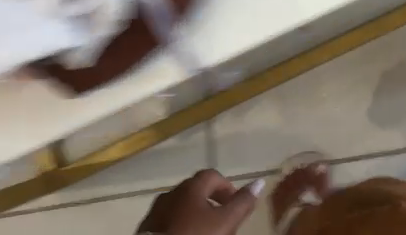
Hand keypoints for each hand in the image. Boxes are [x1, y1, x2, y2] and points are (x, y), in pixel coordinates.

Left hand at [136, 170, 263, 234]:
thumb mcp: (224, 222)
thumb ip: (242, 203)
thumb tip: (260, 182)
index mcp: (191, 186)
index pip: (213, 176)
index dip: (226, 188)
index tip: (235, 204)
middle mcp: (172, 192)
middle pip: (195, 191)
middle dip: (210, 203)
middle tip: (221, 221)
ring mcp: (156, 211)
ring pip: (179, 207)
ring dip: (193, 215)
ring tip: (203, 231)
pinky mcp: (146, 229)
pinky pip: (166, 222)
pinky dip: (177, 226)